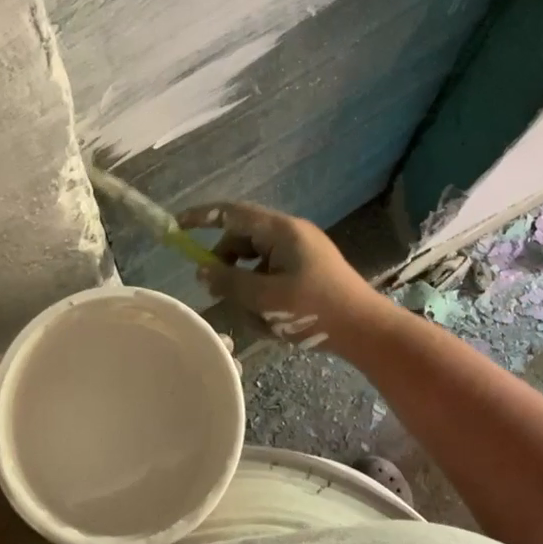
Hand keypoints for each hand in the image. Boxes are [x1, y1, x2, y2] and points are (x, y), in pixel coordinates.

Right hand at [176, 202, 389, 349]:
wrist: (366, 330)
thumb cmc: (315, 311)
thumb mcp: (265, 299)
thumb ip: (229, 282)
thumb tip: (202, 270)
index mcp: (281, 231)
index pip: (232, 213)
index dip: (201, 217)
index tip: (176, 227)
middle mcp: (290, 234)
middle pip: (242, 240)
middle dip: (226, 266)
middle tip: (217, 292)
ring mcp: (301, 252)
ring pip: (255, 262)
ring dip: (247, 287)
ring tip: (255, 318)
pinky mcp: (307, 271)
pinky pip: (272, 275)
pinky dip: (264, 295)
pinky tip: (270, 322)